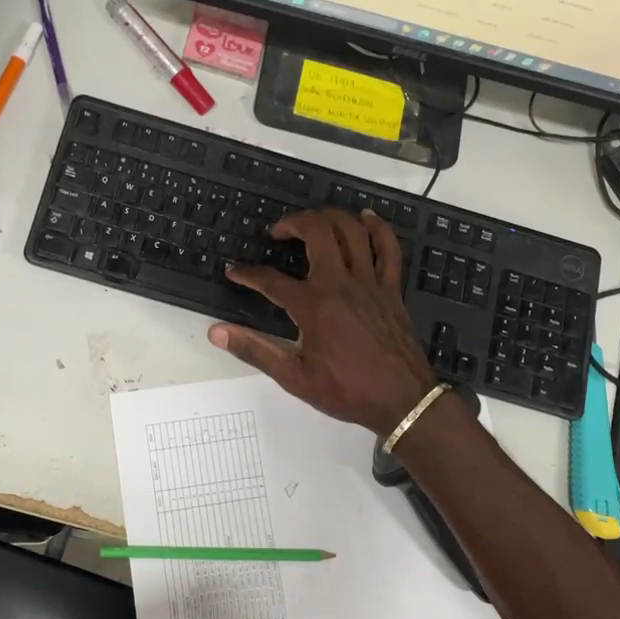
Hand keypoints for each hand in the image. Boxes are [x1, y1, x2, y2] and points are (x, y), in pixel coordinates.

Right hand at [208, 208, 442, 435]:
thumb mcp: (294, 377)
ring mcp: (369, 283)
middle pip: (316, 232)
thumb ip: (254, 350)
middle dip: (292, 223)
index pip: (270, 280)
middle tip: (279, 232)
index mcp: (313, 306)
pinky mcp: (391, 288)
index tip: (234, 272)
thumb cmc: (347, 390)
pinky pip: (388, 248)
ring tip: (313, 221)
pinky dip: (378, 228)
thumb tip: (217, 332)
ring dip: (329, 217)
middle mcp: (340, 284)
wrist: (402, 401)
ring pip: (351, 230)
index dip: (247, 274)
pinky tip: (366, 218)